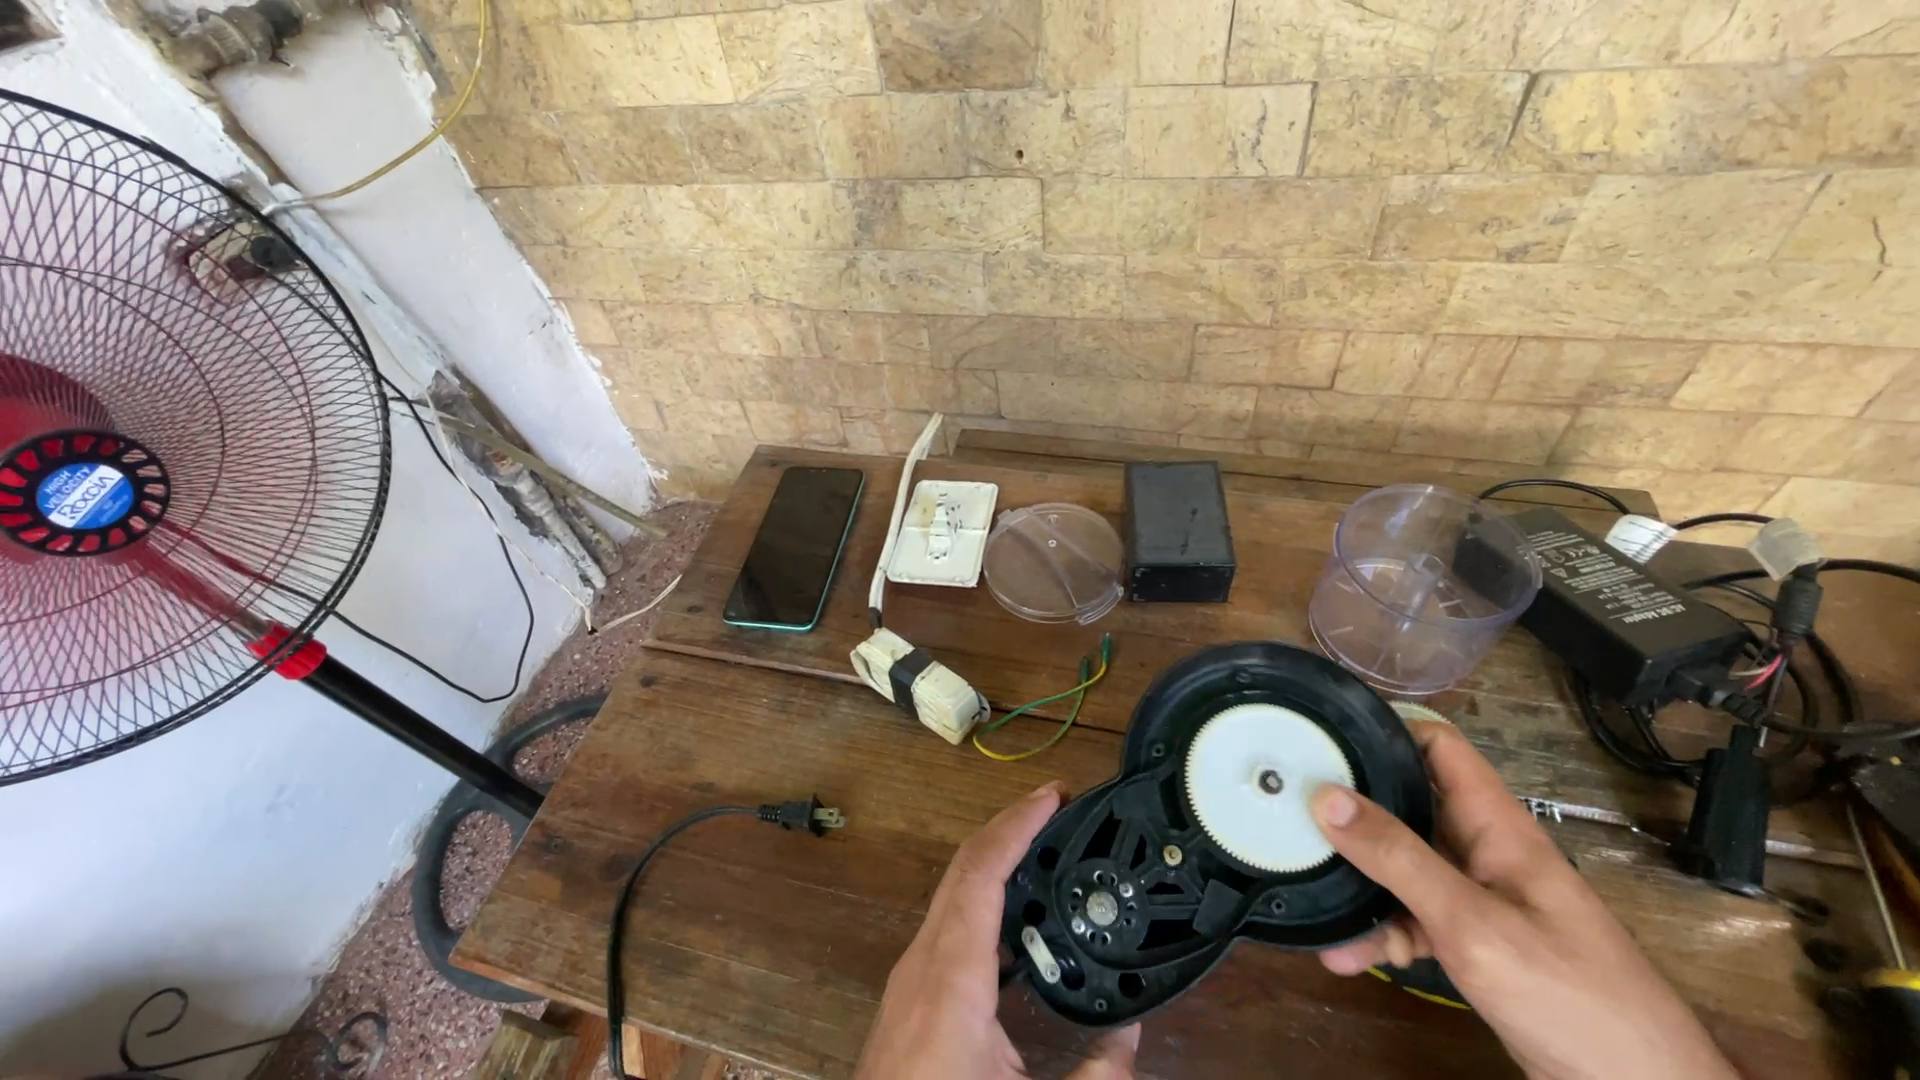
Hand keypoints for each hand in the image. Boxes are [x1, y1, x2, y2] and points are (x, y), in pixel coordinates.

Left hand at [856, 782, 1139, 1079]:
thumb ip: (1094, 1077)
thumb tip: (1132, 1040)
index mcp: (953, 974)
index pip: (983, 871)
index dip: (1019, 824)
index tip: (1053, 797)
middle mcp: (925, 958)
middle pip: (965, 865)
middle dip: (1011, 825)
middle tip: (1058, 806)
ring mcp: (912, 972)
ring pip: (954, 888)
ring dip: (996, 856)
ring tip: (1043, 845)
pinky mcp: (911, 990)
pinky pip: (950, 919)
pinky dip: (985, 895)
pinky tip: (1017, 913)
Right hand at [1311, 720, 1737, 1079]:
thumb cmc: (1564, 992)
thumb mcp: (1469, 922)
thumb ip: (1398, 858)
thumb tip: (1326, 796)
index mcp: (1495, 825)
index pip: (1438, 746)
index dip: (1386, 728)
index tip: (1324, 732)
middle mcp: (1484, 850)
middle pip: (1409, 804)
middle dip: (1353, 806)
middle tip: (1291, 805)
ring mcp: (1479, 897)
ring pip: (1403, 865)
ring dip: (1359, 878)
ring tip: (1306, 884)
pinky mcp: (1474, 941)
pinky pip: (1414, 918)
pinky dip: (1381, 930)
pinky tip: (1345, 953)